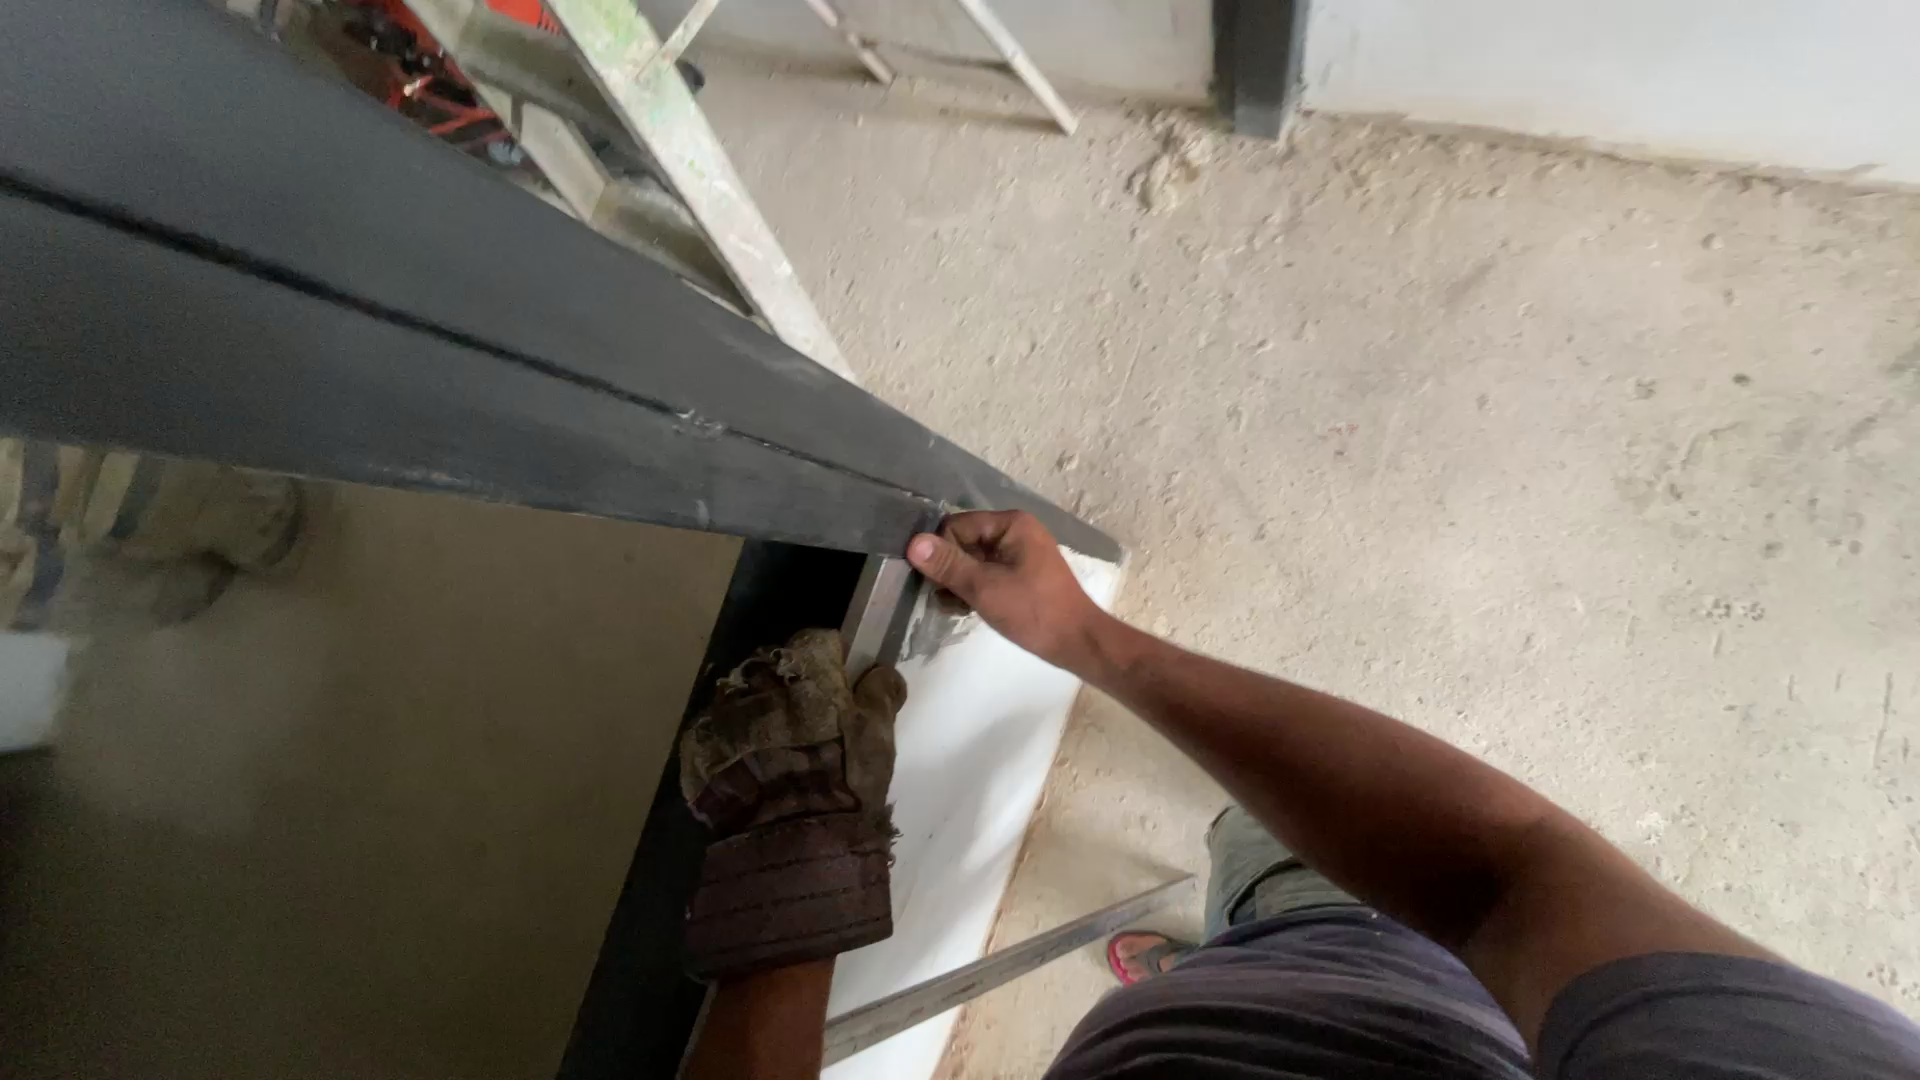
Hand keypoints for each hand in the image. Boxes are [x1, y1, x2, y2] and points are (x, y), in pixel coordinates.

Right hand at [905, 510, 1106, 671]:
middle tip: (944, 598)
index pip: (956, 525)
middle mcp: (1016, 531)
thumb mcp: (985, 588)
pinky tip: (966, 609)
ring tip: (955, 607)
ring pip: (973, 560)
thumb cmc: (1033, 611)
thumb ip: (948, 564)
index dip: (941, 552)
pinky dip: (974, 589)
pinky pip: (987, 573)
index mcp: (1011, 524)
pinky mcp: (1021, 574)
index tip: (935, 582)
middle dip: (949, 569)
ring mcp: (1020, 553)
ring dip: (959, 582)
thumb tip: (913, 543)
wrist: (1077, 642)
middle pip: (963, 541)